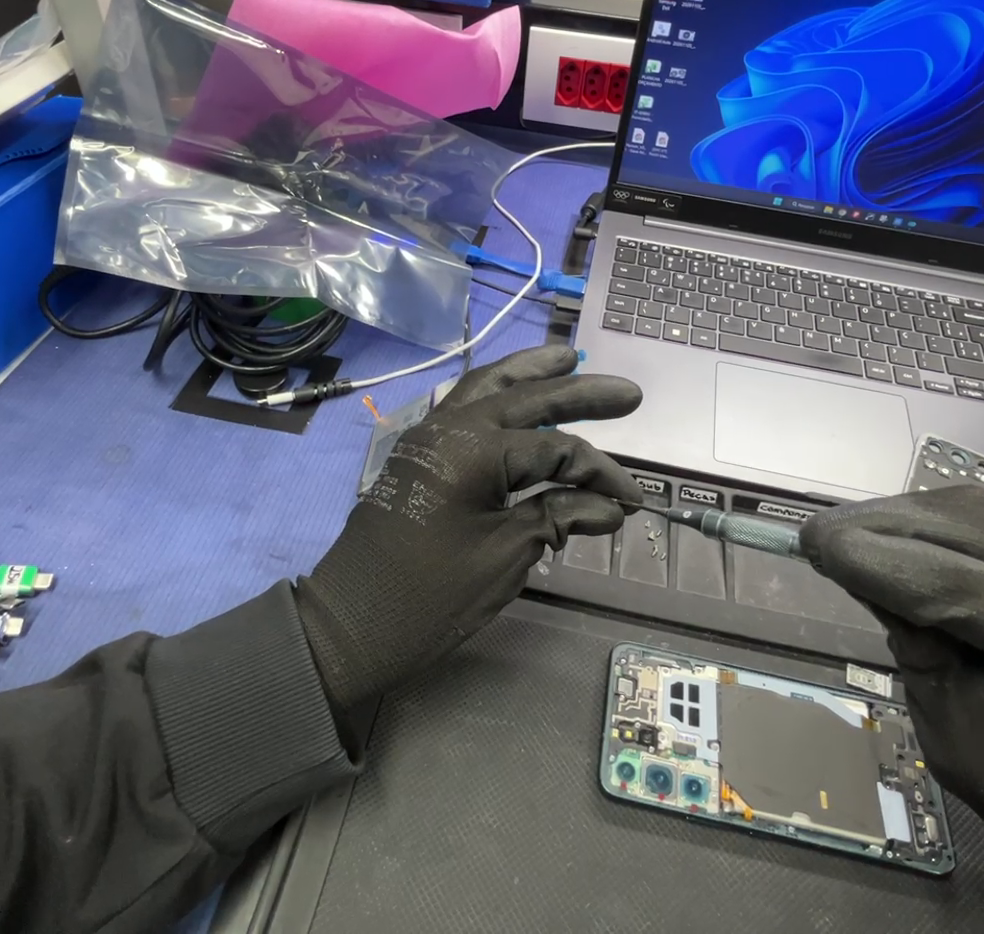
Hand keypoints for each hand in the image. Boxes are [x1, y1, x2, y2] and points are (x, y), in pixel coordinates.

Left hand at [297, 346, 642, 717]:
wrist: (350, 623)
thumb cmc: (431, 596)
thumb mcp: (505, 556)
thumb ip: (556, 516)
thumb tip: (610, 506)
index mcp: (474, 449)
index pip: (555, 449)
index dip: (599, 474)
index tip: (634, 500)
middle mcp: (450, 428)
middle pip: (524, 398)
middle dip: (578, 392)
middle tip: (628, 392)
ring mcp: (428, 438)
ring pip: (486, 389)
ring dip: (529, 375)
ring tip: (566, 359)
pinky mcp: (419, 456)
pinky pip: (464, 410)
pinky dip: (496, 397)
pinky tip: (516, 396)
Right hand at [799, 485, 983, 931]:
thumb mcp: (964, 749)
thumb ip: (924, 662)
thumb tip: (868, 580)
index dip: (900, 566)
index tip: (819, 550)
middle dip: (892, 527)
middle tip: (815, 536)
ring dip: (905, 517)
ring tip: (842, 536)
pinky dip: (927, 522)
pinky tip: (886, 538)